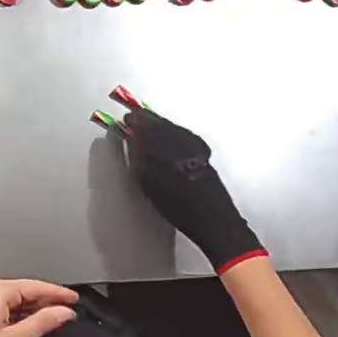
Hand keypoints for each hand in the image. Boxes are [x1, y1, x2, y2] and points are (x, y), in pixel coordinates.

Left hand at [0, 279, 78, 336]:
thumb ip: (41, 323)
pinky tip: (24, 327)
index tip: (76, 300)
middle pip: (23, 291)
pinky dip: (14, 315)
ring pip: (11, 300)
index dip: (58, 293)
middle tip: (67, 314)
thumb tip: (65, 312)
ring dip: (30, 310)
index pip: (36, 286)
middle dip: (45, 302)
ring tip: (50, 322)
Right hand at [121, 108, 264, 271]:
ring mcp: (195, 143)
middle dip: (146, 120)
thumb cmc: (177, 207)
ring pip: (171, 127)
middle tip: (133, 119)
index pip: (145, 126)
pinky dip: (170, 132)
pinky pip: (180, 133)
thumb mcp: (148, 183)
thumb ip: (137, 157)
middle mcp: (182, 140)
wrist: (212, 217)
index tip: (125, 119)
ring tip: (146, 127)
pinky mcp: (202, 148)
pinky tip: (164, 138)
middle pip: (160, 122)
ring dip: (158, 125)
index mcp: (164, 148)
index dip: (134, 121)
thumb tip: (129, 139)